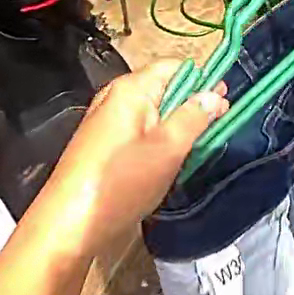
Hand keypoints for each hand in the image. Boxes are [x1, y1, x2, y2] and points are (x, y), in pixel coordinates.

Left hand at [34, 60, 227, 257]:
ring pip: (154, 113)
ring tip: (193, 151)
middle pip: (165, 88)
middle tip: (214, 133)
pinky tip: (167, 164)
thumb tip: (214, 94)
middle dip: (192, 107)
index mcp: (131, 89)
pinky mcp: (103, 144)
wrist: (68, 227)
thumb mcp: (168, 149)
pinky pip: (140, 131)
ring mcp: (107, 121)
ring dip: (177, 128)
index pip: (176, 67)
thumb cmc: (121, 183)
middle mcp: (116, 97)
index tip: (224, 106)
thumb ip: (194, 117)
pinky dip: (158, 141)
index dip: (203, 82)